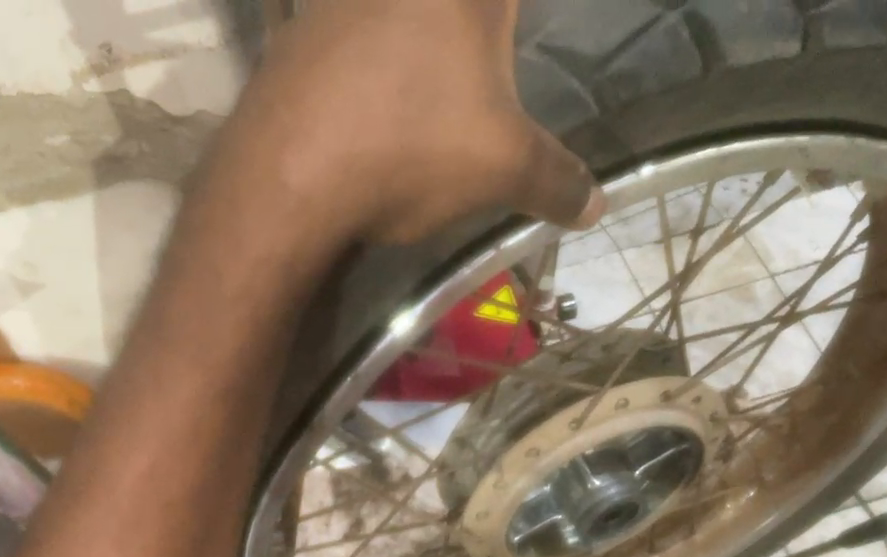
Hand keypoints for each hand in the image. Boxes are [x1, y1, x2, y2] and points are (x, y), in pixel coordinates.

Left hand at [200, 0, 605, 245]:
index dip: (500, 21)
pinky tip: (358, 109)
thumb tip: (597, 206)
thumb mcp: (501, 171)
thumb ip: (555, 181)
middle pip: (445, 11)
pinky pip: (337, 38)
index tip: (500, 35)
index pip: (500, 4)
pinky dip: (354, 63)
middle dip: (460, 32)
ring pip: (382, 18)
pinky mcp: (292, 40)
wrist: (289, 176)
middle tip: (468, 61)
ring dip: (400, 40)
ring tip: (413, 96)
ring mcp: (337, 5)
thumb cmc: (411, 150)